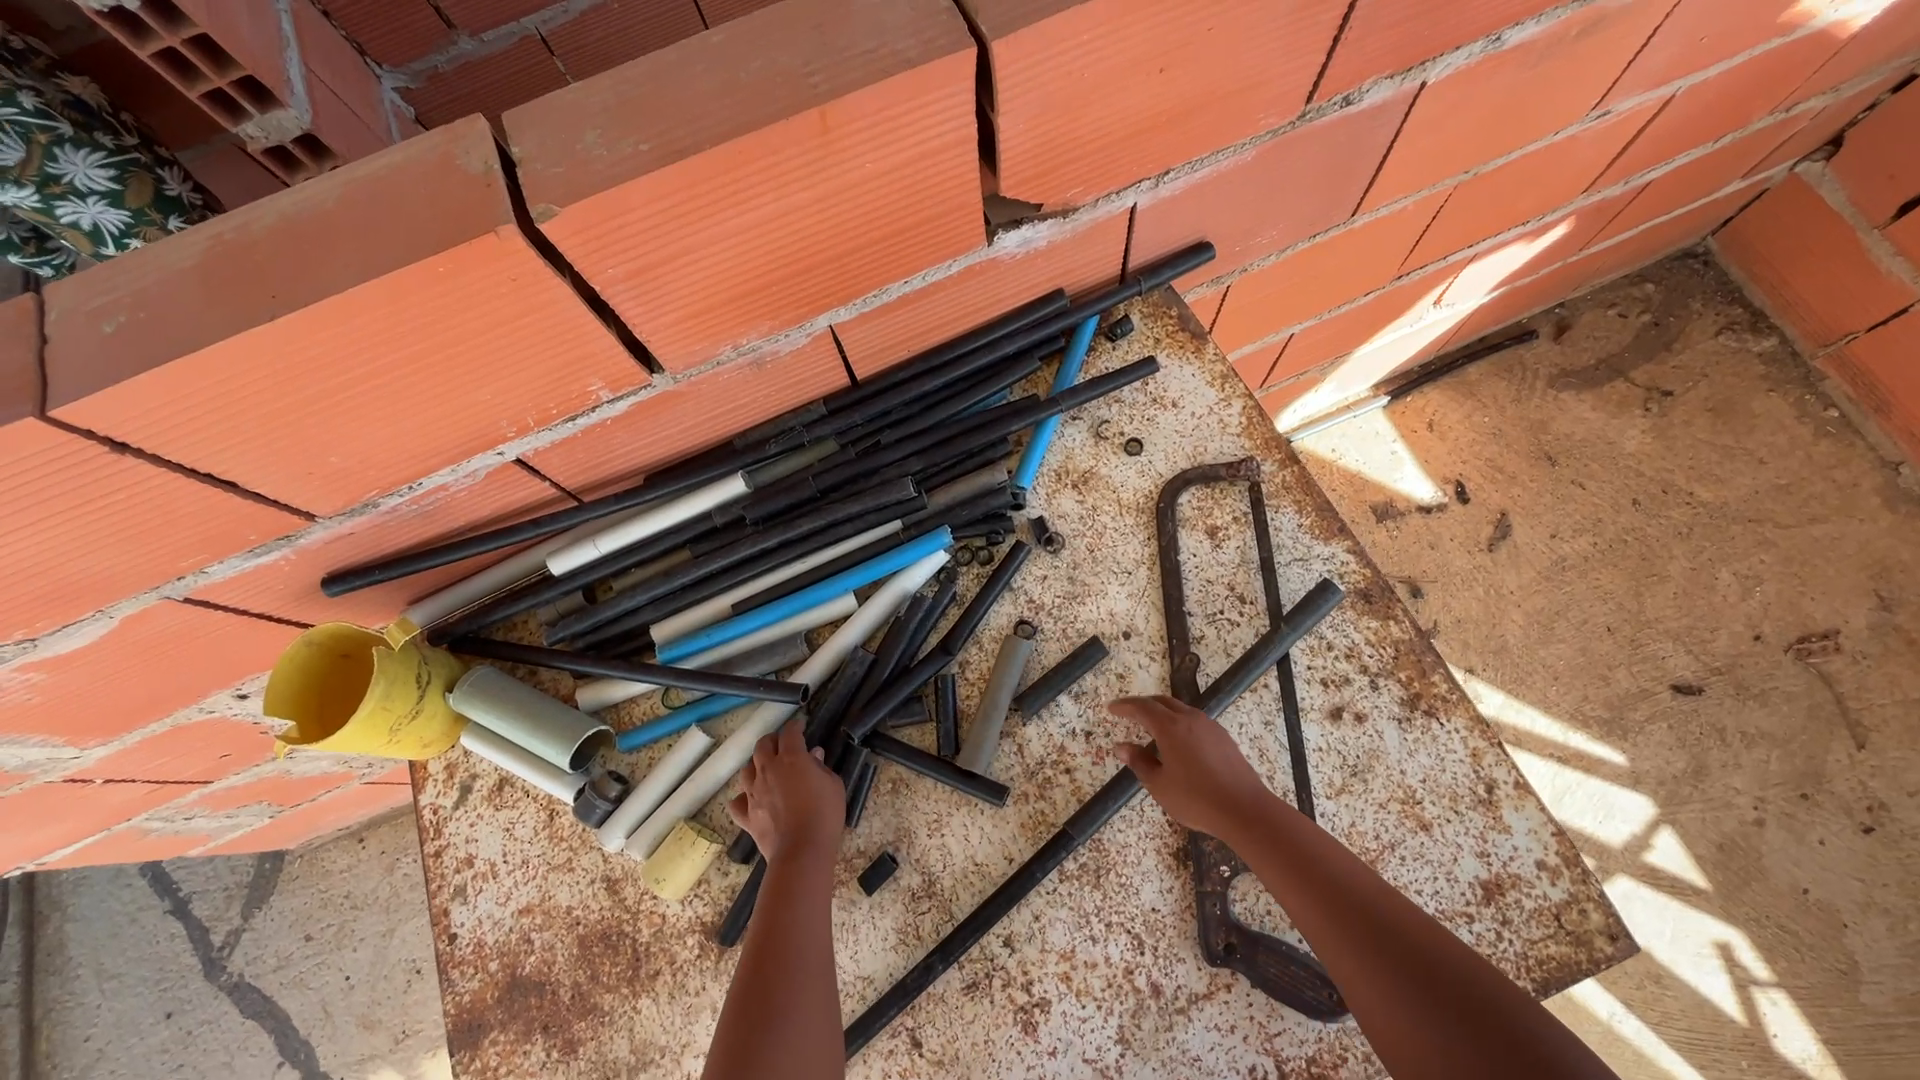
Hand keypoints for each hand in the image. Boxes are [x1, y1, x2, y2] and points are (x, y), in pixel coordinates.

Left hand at [727, 720, 844, 866]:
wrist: (802, 850)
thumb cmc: (825, 815)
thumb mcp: (834, 785)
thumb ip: (822, 767)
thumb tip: (814, 755)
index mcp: (792, 759)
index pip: (789, 733)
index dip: (795, 726)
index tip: (801, 725)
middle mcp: (768, 770)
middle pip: (762, 745)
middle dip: (772, 740)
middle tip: (782, 744)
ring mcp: (753, 792)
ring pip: (746, 769)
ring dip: (756, 765)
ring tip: (766, 769)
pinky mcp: (746, 814)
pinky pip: (737, 801)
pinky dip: (743, 797)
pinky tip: (750, 799)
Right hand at [1108, 695, 1280, 844]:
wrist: (1244, 809)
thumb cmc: (1196, 799)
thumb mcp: (1159, 784)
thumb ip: (1139, 762)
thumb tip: (1121, 747)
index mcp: (1171, 727)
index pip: (1142, 708)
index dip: (1124, 706)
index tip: (1111, 708)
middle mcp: (1191, 719)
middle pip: (1162, 702)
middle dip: (1143, 704)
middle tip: (1127, 711)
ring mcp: (1210, 727)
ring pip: (1181, 709)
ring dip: (1162, 711)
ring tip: (1151, 724)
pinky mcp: (1223, 738)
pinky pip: (1195, 721)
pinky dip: (1179, 722)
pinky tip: (1178, 739)